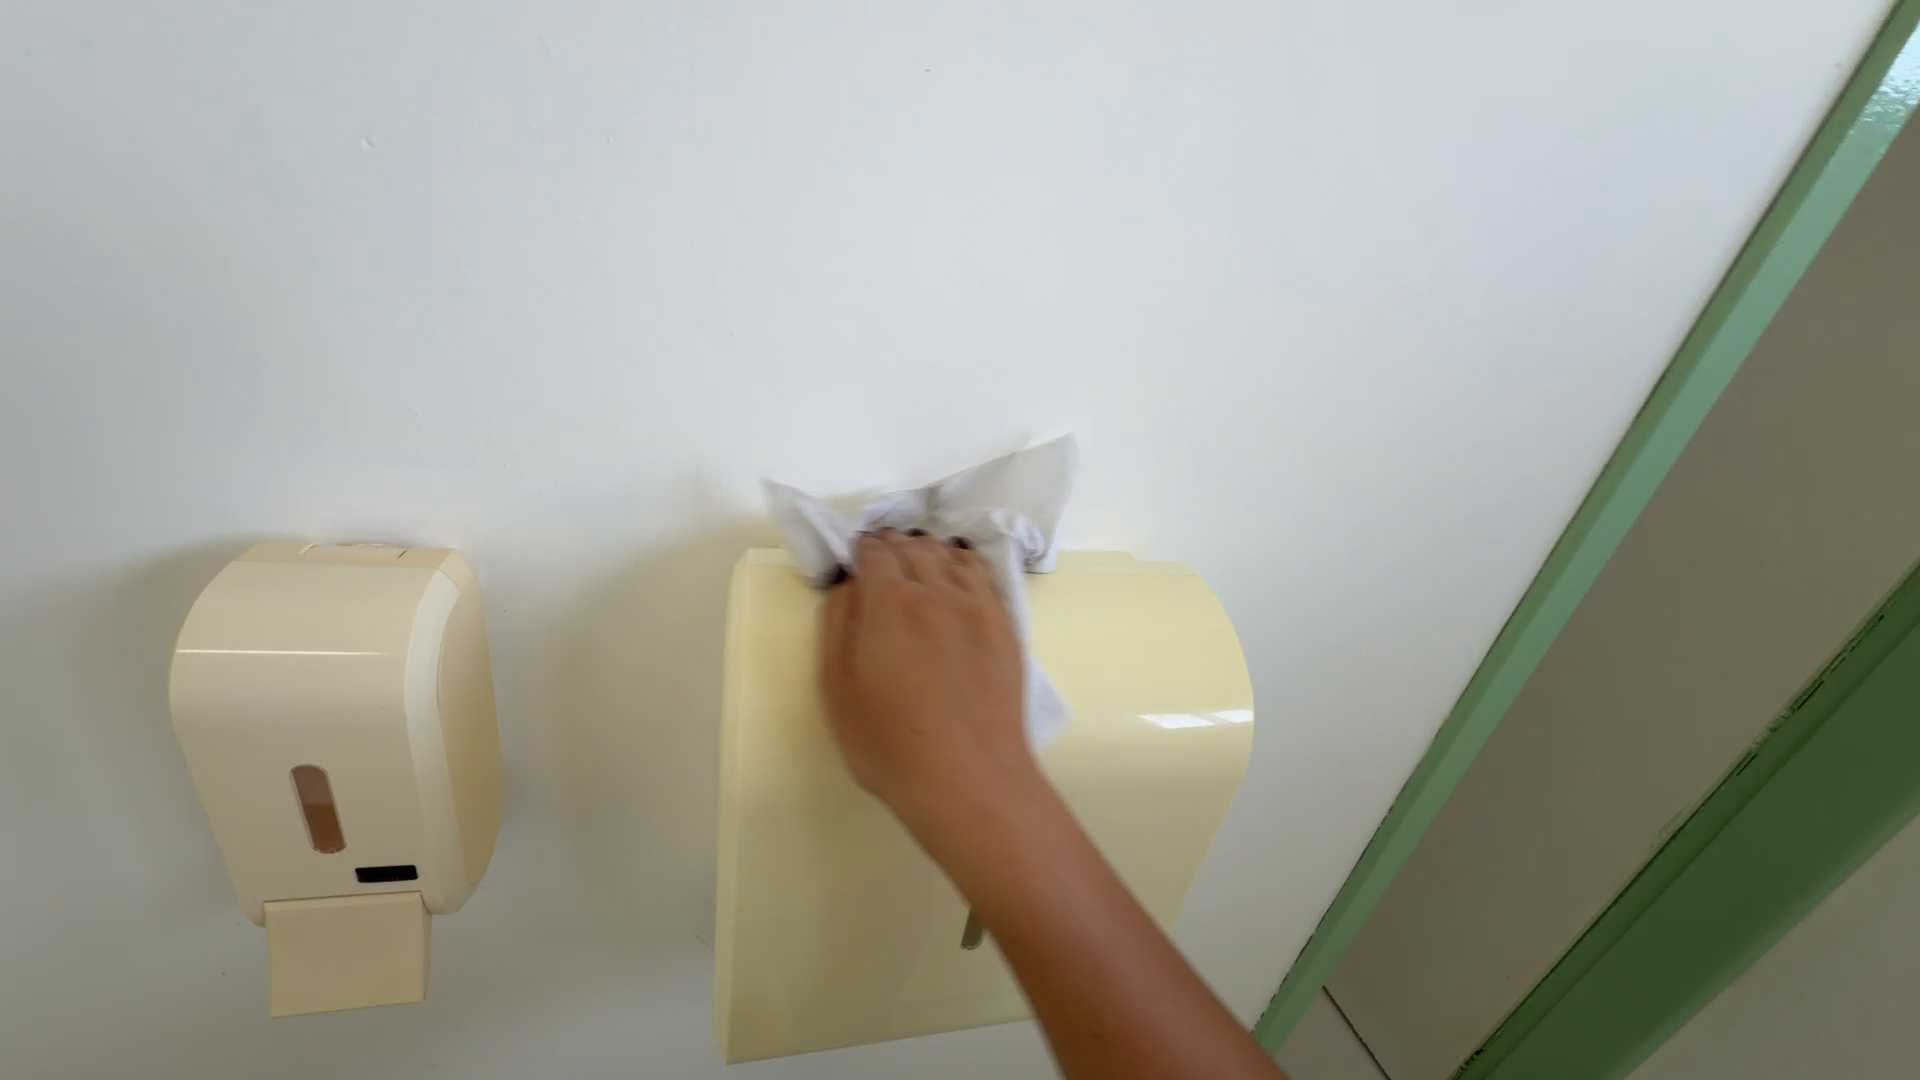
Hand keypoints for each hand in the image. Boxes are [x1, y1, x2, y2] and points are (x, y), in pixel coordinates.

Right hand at [819, 529, 1040, 838]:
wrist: (969, 780)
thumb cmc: (889, 743)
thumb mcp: (838, 688)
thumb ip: (838, 624)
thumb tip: (849, 583)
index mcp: (891, 602)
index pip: (876, 553)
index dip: (864, 548)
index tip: (858, 554)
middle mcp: (937, 591)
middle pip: (914, 548)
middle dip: (894, 544)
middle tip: (883, 555)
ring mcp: (977, 607)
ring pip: (951, 556)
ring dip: (929, 550)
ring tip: (918, 559)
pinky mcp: (1004, 626)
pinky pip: (984, 575)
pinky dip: (964, 563)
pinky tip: (958, 572)